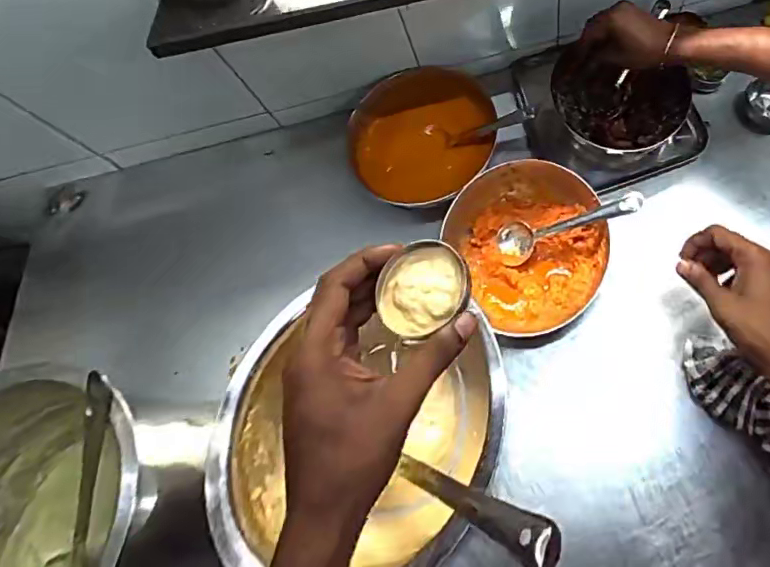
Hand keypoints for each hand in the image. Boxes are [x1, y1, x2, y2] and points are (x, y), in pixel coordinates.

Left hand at [279, 245, 475, 561]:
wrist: (323, 515)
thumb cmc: (352, 461)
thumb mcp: (397, 404)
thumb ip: (431, 359)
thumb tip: (464, 325)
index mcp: (314, 349)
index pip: (333, 285)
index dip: (363, 261)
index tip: (395, 252)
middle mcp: (305, 352)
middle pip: (332, 297)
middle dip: (366, 275)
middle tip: (402, 264)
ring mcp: (308, 369)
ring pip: (333, 317)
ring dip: (362, 299)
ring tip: (397, 283)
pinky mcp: (316, 384)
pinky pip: (336, 338)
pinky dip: (359, 323)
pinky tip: (384, 321)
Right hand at [578, 0, 685, 68]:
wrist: (673, 43)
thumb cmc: (650, 49)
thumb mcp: (618, 57)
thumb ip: (600, 55)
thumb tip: (593, 56)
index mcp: (610, 19)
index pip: (588, 33)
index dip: (582, 47)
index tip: (579, 55)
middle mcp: (616, 10)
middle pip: (594, 24)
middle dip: (589, 38)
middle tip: (585, 52)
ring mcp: (626, 9)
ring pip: (604, 20)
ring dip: (599, 33)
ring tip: (597, 47)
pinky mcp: (633, 11)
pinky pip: (614, 18)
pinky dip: (609, 28)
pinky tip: (610, 40)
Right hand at [676, 226, 769, 394]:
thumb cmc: (757, 331)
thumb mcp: (722, 304)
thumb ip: (700, 279)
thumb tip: (681, 263)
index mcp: (754, 256)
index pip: (717, 233)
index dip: (695, 242)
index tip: (681, 261)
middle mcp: (765, 259)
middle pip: (727, 243)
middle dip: (704, 253)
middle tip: (688, 272)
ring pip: (735, 257)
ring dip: (714, 264)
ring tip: (700, 282)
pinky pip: (745, 270)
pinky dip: (727, 274)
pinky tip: (719, 292)